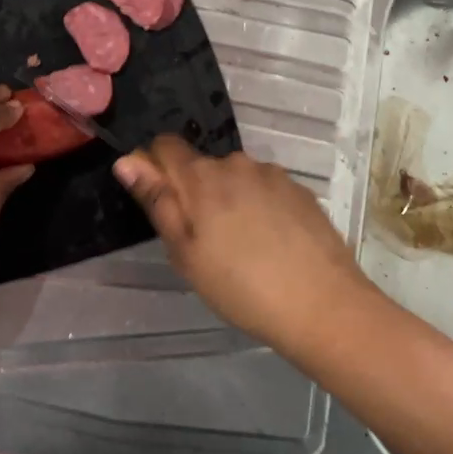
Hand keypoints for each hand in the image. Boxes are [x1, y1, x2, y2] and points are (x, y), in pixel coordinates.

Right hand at [114, 135, 371, 352]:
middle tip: (203, 241)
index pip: (164, 146)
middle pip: (201, 166)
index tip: (161, 203)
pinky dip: (259, 208)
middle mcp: (235, 164)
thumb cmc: (241, 287)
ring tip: (242, 247)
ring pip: (235, 179)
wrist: (325, 307)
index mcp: (201, 177)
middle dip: (195, 192)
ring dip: (229, 200)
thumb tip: (127, 161)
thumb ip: (156, 201)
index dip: (155, 167)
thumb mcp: (185, 253)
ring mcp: (272, 176)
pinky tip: (271, 245)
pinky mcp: (300, 192)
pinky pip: (265, 191)